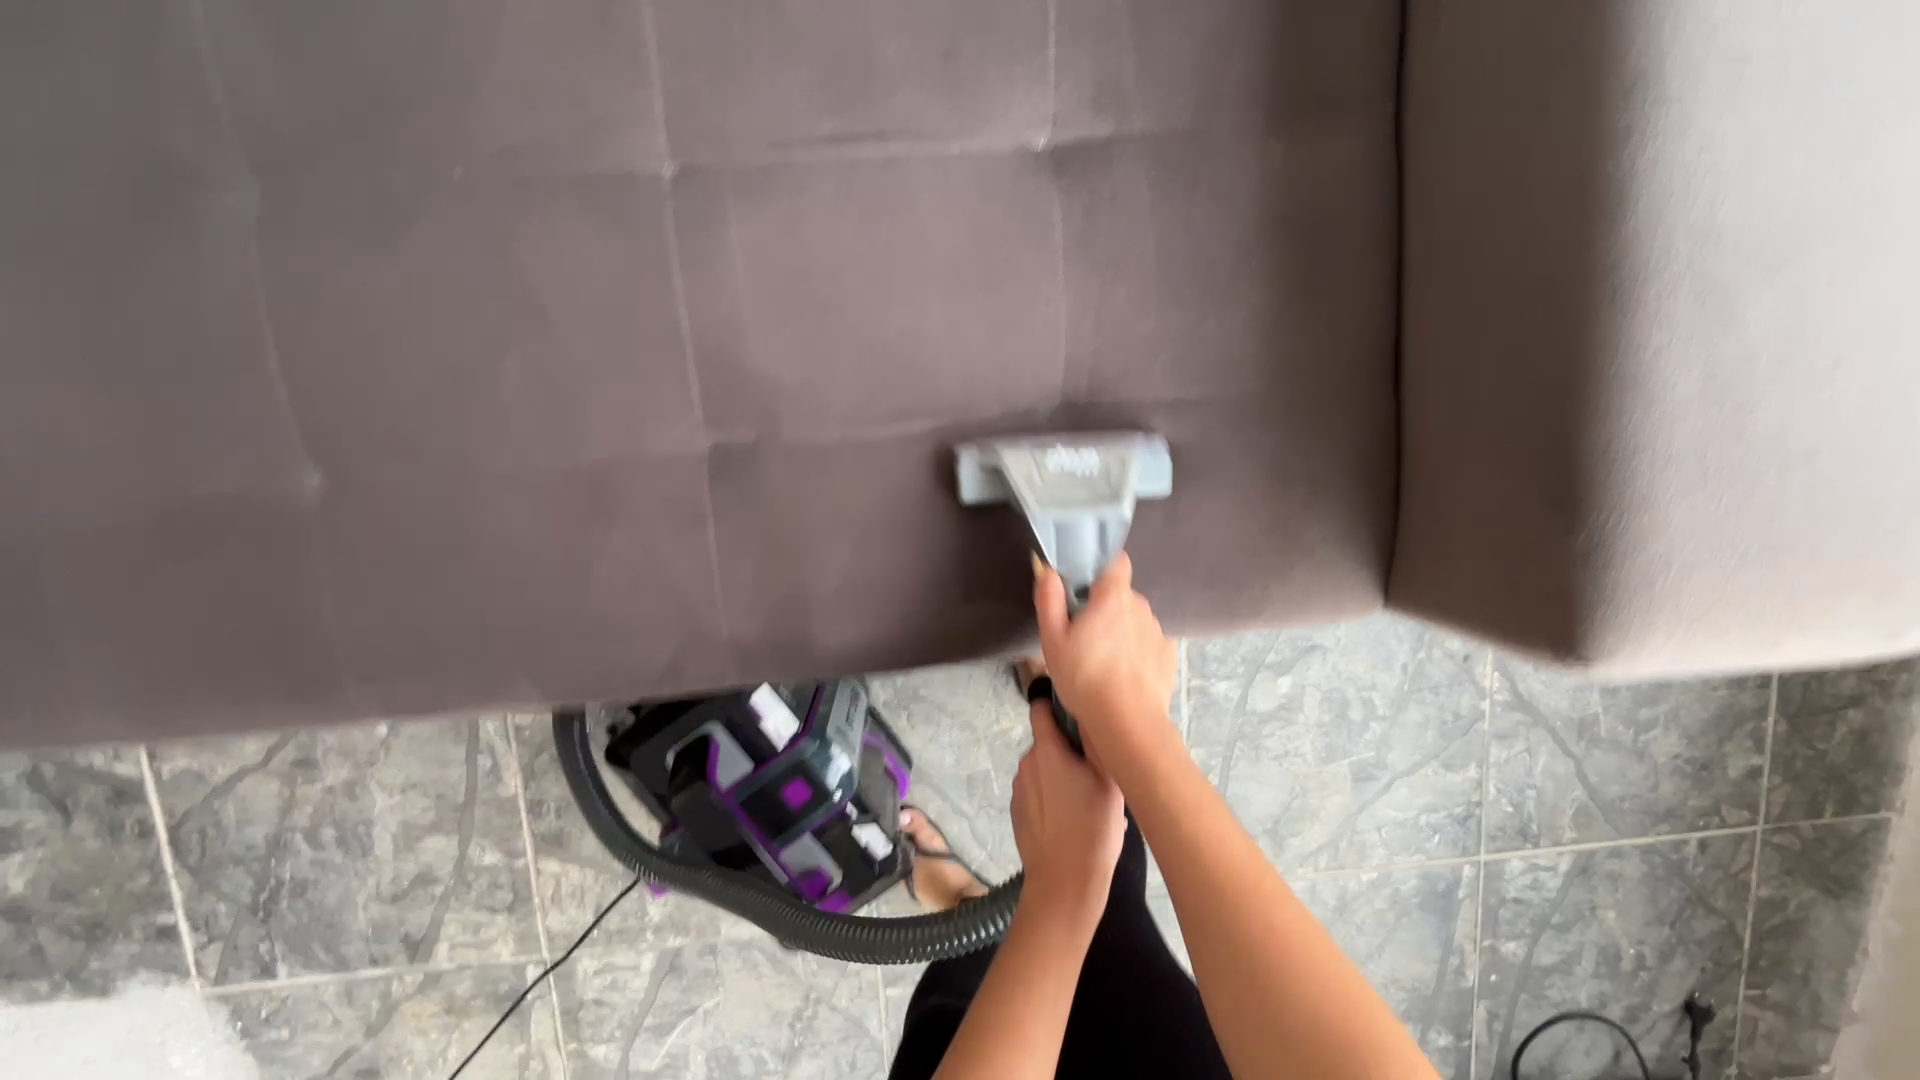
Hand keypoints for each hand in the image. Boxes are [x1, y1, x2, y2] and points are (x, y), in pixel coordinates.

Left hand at [1011, 698, 1125, 930]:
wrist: (1064, 883)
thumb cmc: (1093, 829)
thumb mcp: (1109, 781)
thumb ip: (1098, 740)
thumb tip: (1090, 708)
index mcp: (1046, 750)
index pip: (1041, 709)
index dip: (1058, 706)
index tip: (1079, 716)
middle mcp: (1026, 764)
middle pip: (1049, 743)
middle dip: (1070, 752)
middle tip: (1098, 776)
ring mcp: (1018, 789)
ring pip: (1044, 770)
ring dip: (1063, 777)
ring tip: (1089, 803)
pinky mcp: (1017, 812)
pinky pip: (1038, 793)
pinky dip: (1053, 799)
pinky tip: (1073, 821)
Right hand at [1032, 552, 1179, 759]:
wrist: (1126, 722)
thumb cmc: (1084, 678)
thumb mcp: (1053, 640)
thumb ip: (1049, 600)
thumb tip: (1048, 571)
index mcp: (1112, 597)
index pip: (1116, 561)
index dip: (1100, 568)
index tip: (1084, 587)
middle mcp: (1140, 607)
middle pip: (1120, 595)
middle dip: (1103, 608)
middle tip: (1082, 636)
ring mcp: (1157, 630)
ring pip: (1133, 620)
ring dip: (1120, 630)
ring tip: (1101, 661)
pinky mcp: (1167, 654)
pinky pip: (1147, 642)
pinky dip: (1135, 651)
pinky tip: (1121, 673)